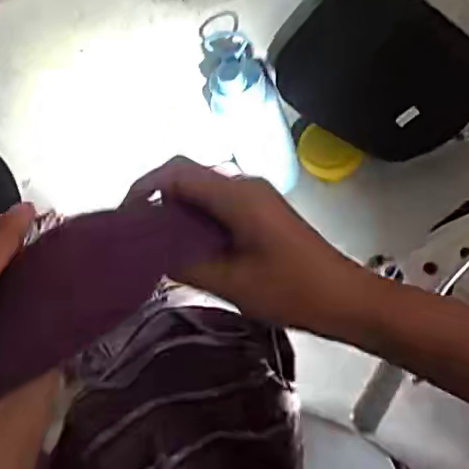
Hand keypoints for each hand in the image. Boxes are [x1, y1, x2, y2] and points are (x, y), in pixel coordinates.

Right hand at [126, 157, 381, 334]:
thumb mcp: (231, 283)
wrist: (343, 297)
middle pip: (188, 176)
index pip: (178, 171)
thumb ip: (186, 263)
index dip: (145, 187)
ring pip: (202, 190)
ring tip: (156, 247)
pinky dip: (196, 219)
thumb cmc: (290, 290)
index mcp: (237, 195)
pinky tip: (188, 248)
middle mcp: (244, 184)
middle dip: (158, 200)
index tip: (125, 218)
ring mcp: (254, 195)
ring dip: (177, 211)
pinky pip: (218, 203)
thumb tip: (150, 251)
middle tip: (137, 238)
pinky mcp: (260, 210)